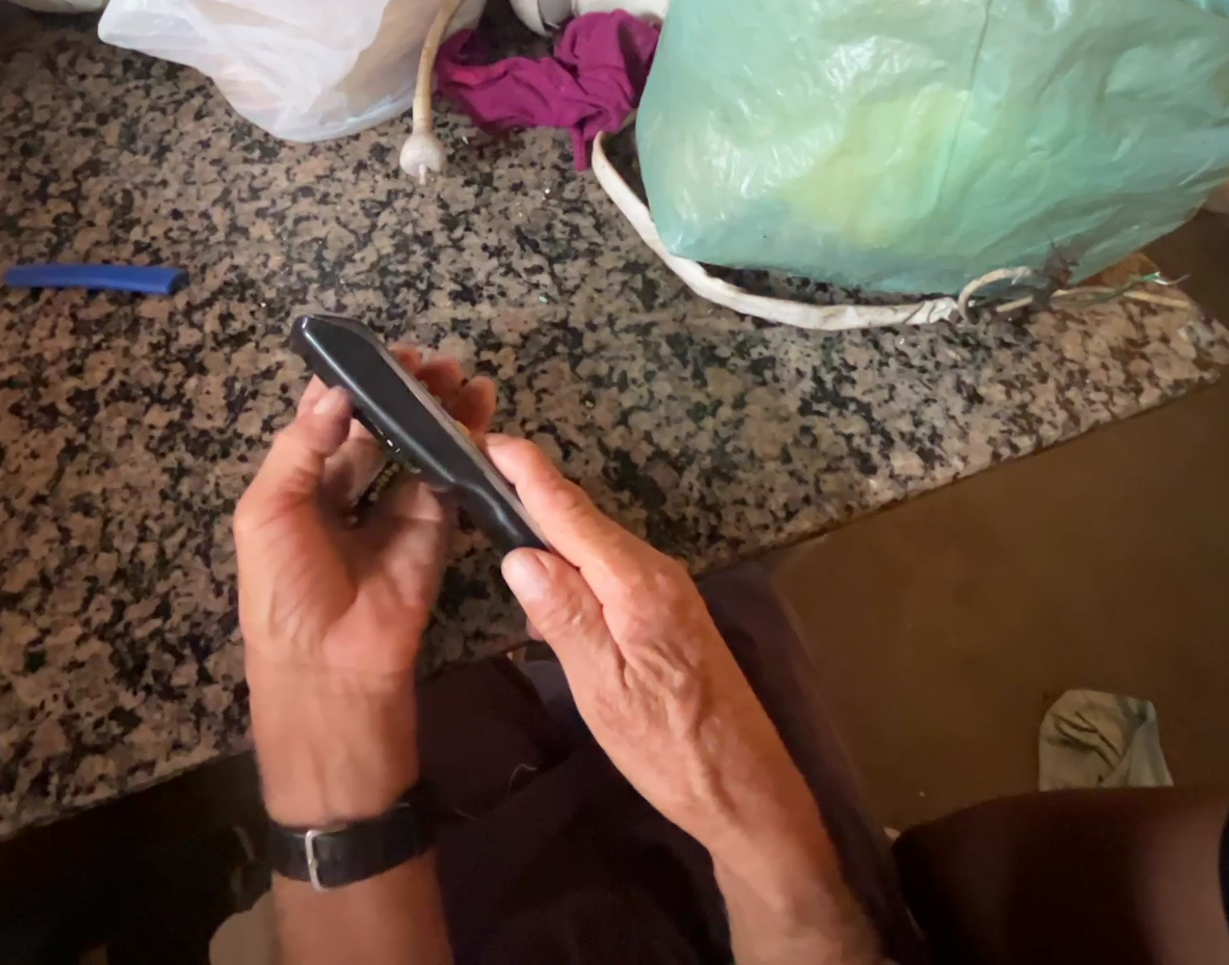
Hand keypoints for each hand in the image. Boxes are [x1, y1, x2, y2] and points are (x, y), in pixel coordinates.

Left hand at [235, 351, 494, 824]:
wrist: (331, 665)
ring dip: (438, 409)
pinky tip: (475, 413)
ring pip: (418, 444)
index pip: (330, 417)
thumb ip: (300, 447)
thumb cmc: (284, 588)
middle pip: (381, 425)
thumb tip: (334, 391)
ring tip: (459, 376)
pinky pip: (447, 477)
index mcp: (303, 480)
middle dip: (404, 391)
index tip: (379, 355)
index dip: (353, 383)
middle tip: (431, 362)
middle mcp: (350, 486)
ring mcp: (396, 505)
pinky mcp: (434, 525)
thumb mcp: (267, 511)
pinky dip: (463, 445)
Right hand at [486, 436, 875, 959]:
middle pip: (582, 519)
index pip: (569, 513)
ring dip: (549, 523)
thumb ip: (564, 617)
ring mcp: (664, 588)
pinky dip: (572, 557)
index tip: (489, 438)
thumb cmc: (670, 748)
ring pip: (594, 542)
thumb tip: (519, 554)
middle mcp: (653, 571)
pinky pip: (608, 567)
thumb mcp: (604, 689)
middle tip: (479, 471)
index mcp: (635, 583)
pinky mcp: (666, 608)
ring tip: (500, 510)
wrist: (749, 790)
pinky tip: (549, 570)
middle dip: (531, 490)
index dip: (528, 473)